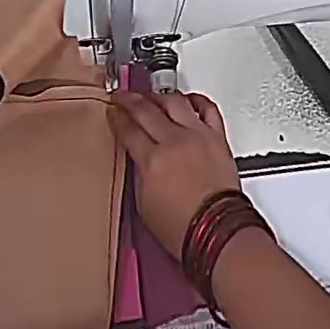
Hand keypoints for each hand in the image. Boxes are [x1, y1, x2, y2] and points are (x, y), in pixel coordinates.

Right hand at [109, 91, 240, 258]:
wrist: (217, 232)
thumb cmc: (184, 228)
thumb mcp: (144, 204)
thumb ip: (139, 172)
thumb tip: (138, 157)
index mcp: (152, 160)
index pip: (128, 129)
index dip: (117, 117)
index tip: (113, 112)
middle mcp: (175, 142)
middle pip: (146, 110)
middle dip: (129, 100)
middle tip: (122, 96)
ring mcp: (197, 136)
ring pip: (174, 102)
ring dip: (158, 96)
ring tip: (150, 96)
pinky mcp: (217, 137)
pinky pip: (207, 108)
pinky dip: (196, 100)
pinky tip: (188, 98)